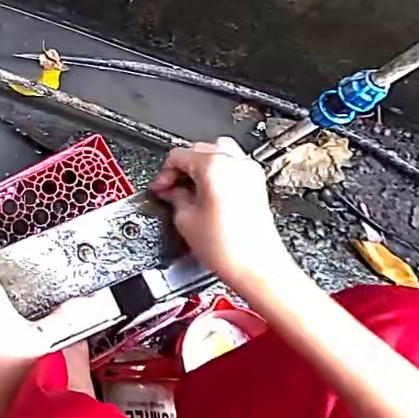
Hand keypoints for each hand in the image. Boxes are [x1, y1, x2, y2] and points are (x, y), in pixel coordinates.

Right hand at [150, 137, 293, 290]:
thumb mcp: (185, 220)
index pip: (178, 156)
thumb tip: (171, 192)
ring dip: (201, 166)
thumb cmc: (228, 247)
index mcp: (212, 165)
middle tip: (170, 189)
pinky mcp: (257, 185)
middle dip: (182, 168)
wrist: (257, 267)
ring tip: (190, 189)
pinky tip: (208, 194)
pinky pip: (233, 166)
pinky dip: (219, 173)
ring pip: (218, 153)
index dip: (164, 173)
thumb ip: (174, 197)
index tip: (160, 187)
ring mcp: (249, 172)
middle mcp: (234, 163)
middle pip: (198, 150)